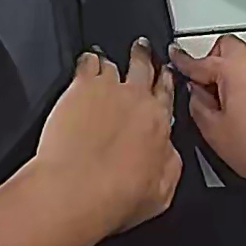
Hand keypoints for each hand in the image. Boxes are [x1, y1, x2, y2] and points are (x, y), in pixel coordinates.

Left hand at [0, 41, 180, 245]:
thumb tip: (168, 152)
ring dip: (111, 61)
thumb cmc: (114, 195)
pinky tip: (86, 60)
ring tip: (107, 59)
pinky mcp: (81, 86)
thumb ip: (169, 163)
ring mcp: (108, 89)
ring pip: (114, 63)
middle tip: (142, 50)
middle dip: (144, 56)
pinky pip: (88, 61)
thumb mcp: (161, 191)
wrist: (77, 188)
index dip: (165, 80)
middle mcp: (136, 99)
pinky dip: (88, 58)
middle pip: (143, 67)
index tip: (164, 74)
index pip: (166, 93)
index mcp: (158, 123)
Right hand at [170, 35, 245, 214]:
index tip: (173, 56)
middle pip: (224, 47)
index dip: (181, 60)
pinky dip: (238, 88)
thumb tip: (194, 93)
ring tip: (217, 107)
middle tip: (199, 86)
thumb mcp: (211, 129)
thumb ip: (196, 103)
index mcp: (234, 68)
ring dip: (225, 76)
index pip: (198, 59)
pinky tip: (234, 116)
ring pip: (239, 63)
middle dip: (208, 62)